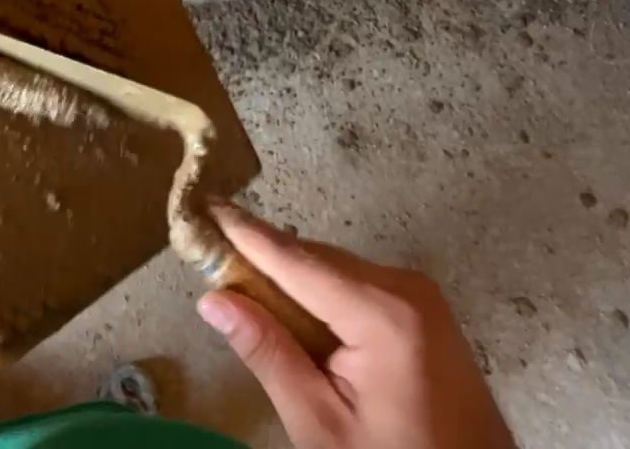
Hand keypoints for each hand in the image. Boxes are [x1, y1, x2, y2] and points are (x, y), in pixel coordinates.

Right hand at [197, 203, 515, 448]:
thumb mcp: (322, 426)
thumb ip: (268, 354)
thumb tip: (212, 300)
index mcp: (383, 314)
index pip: (294, 259)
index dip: (244, 231)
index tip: (205, 202)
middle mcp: (405, 287)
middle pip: (313, 259)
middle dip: (262, 258)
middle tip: (210, 258)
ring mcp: (421, 295)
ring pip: (332, 268)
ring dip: (288, 277)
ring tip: (242, 286)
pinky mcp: (425, 309)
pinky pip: (356, 283)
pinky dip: (319, 292)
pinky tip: (293, 310)